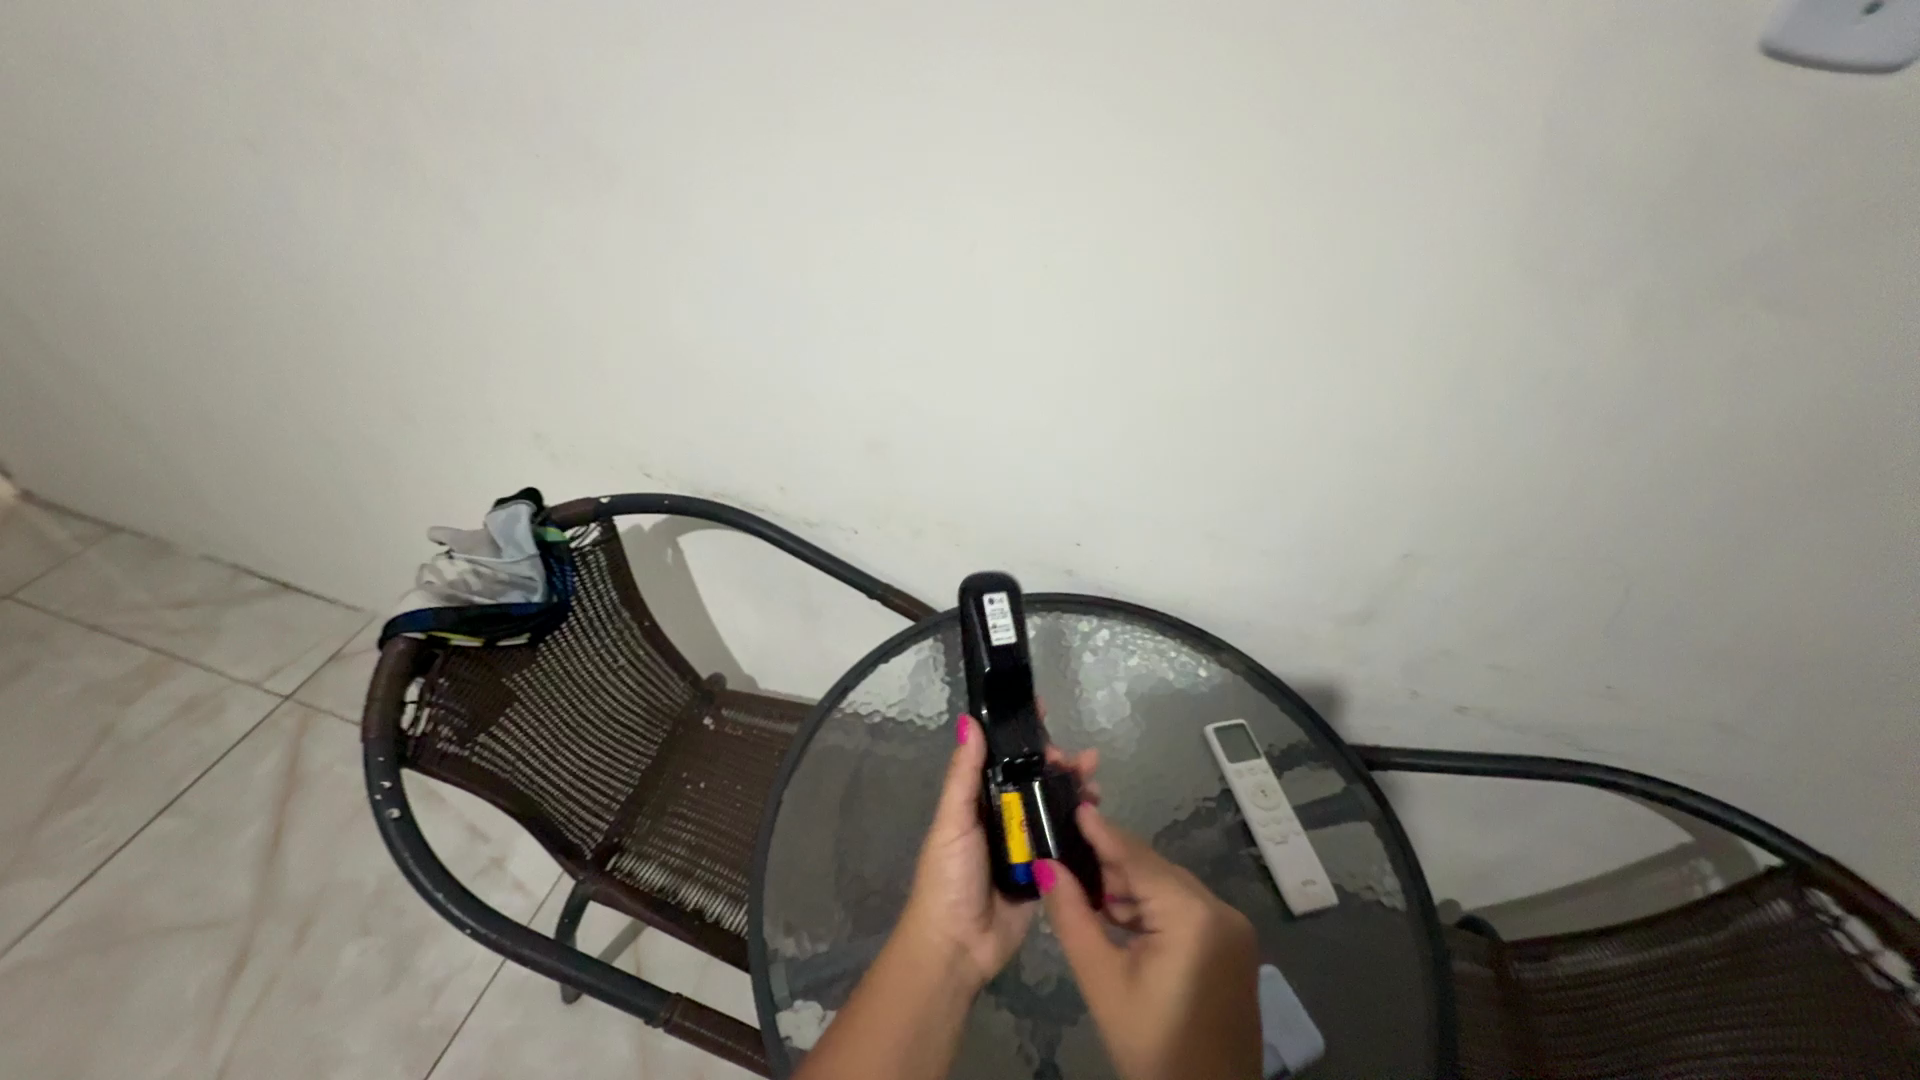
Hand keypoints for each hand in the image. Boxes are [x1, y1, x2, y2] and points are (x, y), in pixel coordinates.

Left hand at [897, 712, 1098, 988]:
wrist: (959, 946)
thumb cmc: (949, 877)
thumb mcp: (953, 821)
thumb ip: (963, 775)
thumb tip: (970, 721)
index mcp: (977, 802)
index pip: (1001, 759)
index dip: (1020, 735)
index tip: (1043, 709)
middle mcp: (1003, 818)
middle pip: (1035, 781)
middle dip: (1058, 764)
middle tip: (1080, 758)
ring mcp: (1026, 846)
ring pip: (1055, 807)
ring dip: (1076, 790)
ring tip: (1094, 779)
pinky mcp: (1047, 873)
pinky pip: (1067, 843)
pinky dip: (1083, 826)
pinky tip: (1099, 812)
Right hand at [1038, 806, 1261, 1079]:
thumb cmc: (1151, 1045)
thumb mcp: (1102, 980)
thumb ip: (1072, 916)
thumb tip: (1045, 865)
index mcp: (1193, 914)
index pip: (1137, 857)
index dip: (1101, 830)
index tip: (1072, 803)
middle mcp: (1221, 910)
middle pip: (1154, 871)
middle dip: (1110, 864)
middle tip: (1065, 853)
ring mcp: (1233, 930)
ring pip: (1169, 891)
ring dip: (1129, 890)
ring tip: (1083, 889)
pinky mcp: (1234, 949)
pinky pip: (1185, 912)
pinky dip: (1152, 911)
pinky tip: (1118, 918)